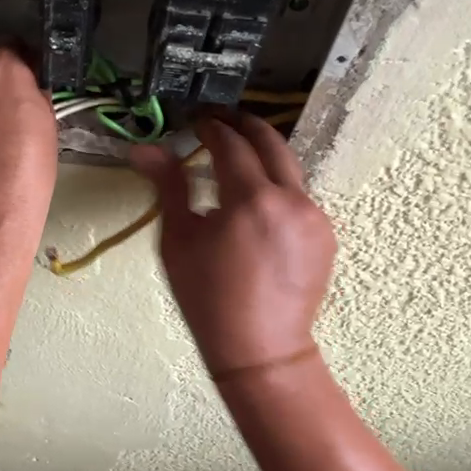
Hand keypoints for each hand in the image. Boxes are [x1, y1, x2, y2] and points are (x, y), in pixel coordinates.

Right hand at [130, 114, 334, 373]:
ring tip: (235, 160)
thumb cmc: (209, 298)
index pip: (230, 143)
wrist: (260, 348)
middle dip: (243, 125)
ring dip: (262, 155)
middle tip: (219, 121)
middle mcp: (290, 199)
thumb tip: (145, 149)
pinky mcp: (325, 234)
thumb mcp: (179, 240)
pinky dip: (276, 187)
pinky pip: (299, 195)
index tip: (195, 123)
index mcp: (251, 199)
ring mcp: (314, 216)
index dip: (210, 127)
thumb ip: (169, 186)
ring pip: (288, 167)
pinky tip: (255, 204)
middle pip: (270, 141)